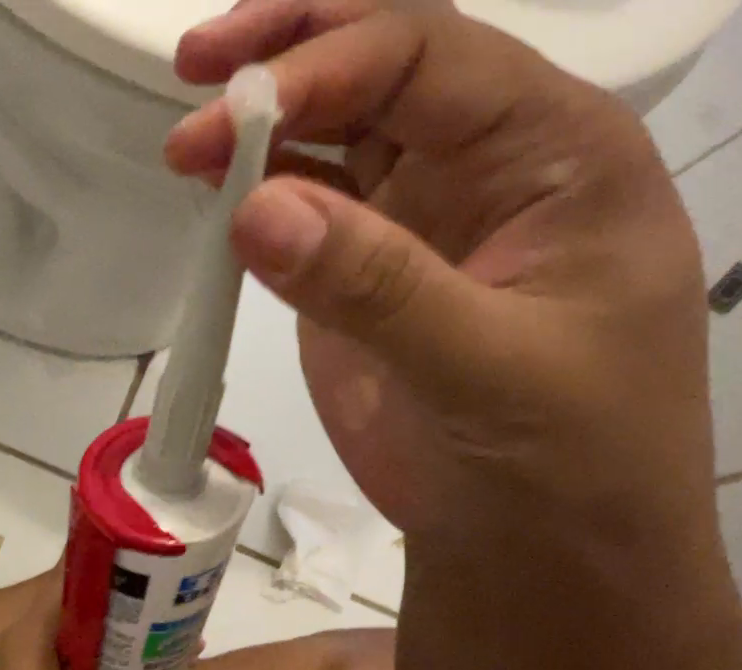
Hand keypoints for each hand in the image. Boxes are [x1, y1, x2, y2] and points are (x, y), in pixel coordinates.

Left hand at [0, 581, 209, 669]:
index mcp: (28, 643)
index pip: (70, 584)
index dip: (113, 572)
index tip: (159, 568)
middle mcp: (25, 642)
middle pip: (82, 608)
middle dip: (131, 609)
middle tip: (184, 608)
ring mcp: (27, 663)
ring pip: (82, 636)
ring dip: (123, 640)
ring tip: (179, 638)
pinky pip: (75, 661)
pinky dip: (108, 665)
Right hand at [164, 1, 715, 547]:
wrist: (530, 541)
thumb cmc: (558, 457)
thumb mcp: (486, 369)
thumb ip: (375, 285)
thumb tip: (252, 207)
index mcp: (552, 151)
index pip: (429, 59)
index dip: (322, 66)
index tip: (223, 111)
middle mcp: (485, 162)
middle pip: (382, 65)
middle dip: (286, 55)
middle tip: (191, 62)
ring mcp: (417, 218)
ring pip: (334, 131)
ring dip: (259, 124)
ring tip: (183, 145)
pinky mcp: (362, 272)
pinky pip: (301, 208)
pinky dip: (252, 194)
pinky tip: (211, 194)